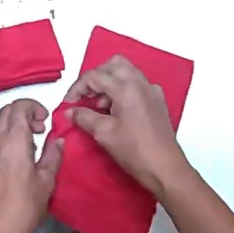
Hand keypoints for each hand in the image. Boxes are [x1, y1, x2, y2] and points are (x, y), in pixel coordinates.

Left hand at [0, 99, 62, 232]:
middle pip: (5, 112)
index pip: (19, 107)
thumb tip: (58, 139)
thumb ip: (53, 154)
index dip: (33, 107)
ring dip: (9, 124)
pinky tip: (1, 150)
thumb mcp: (47, 179)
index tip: (45, 120)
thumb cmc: (27, 203)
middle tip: (38, 129)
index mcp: (15, 139)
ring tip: (23, 139)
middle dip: (23, 114)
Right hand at [62, 57, 193, 197]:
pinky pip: (137, 85)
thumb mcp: (104, 133)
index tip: (68, 104)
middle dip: (96, 78)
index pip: (94, 76)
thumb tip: (70, 111)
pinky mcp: (157, 101)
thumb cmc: (133, 150)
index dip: (77, 88)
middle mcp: (140, 82)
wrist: (165, 168)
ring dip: (109, 83)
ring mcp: (151, 90)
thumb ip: (84, 117)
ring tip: (100, 107)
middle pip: (113, 65)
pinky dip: (123, 90)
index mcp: (126, 86)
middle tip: (85, 98)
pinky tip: (118, 111)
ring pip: (126, 72)